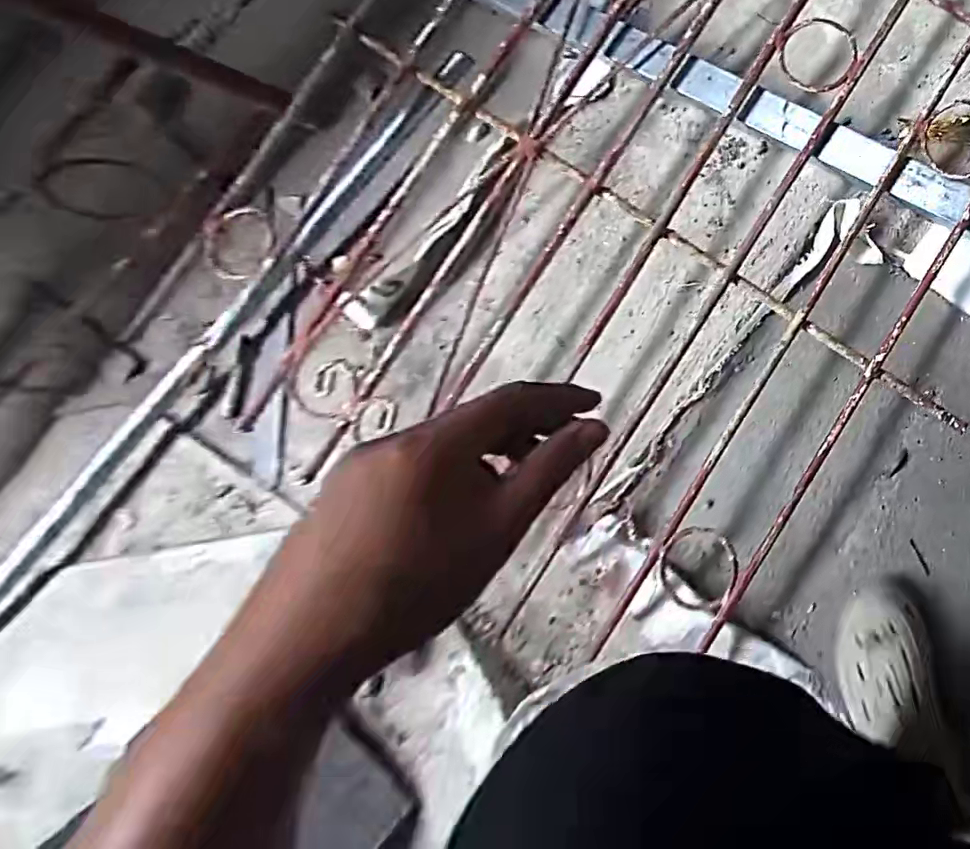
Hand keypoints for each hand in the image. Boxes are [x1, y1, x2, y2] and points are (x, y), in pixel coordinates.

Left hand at [228, 382, 607, 689]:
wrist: (293, 654)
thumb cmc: (414, 586)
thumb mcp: (501, 525)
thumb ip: (552, 468)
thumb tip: (593, 428)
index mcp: (433, 444)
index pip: (511, 400)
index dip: (560, 398)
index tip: (594, 403)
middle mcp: (392, 444)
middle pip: (477, 418)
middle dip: (531, 424)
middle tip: (570, 442)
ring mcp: (359, 470)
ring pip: (447, 442)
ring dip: (496, 448)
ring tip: (526, 477)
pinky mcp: (341, 497)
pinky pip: (417, 465)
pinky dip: (460, 468)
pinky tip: (469, 505)